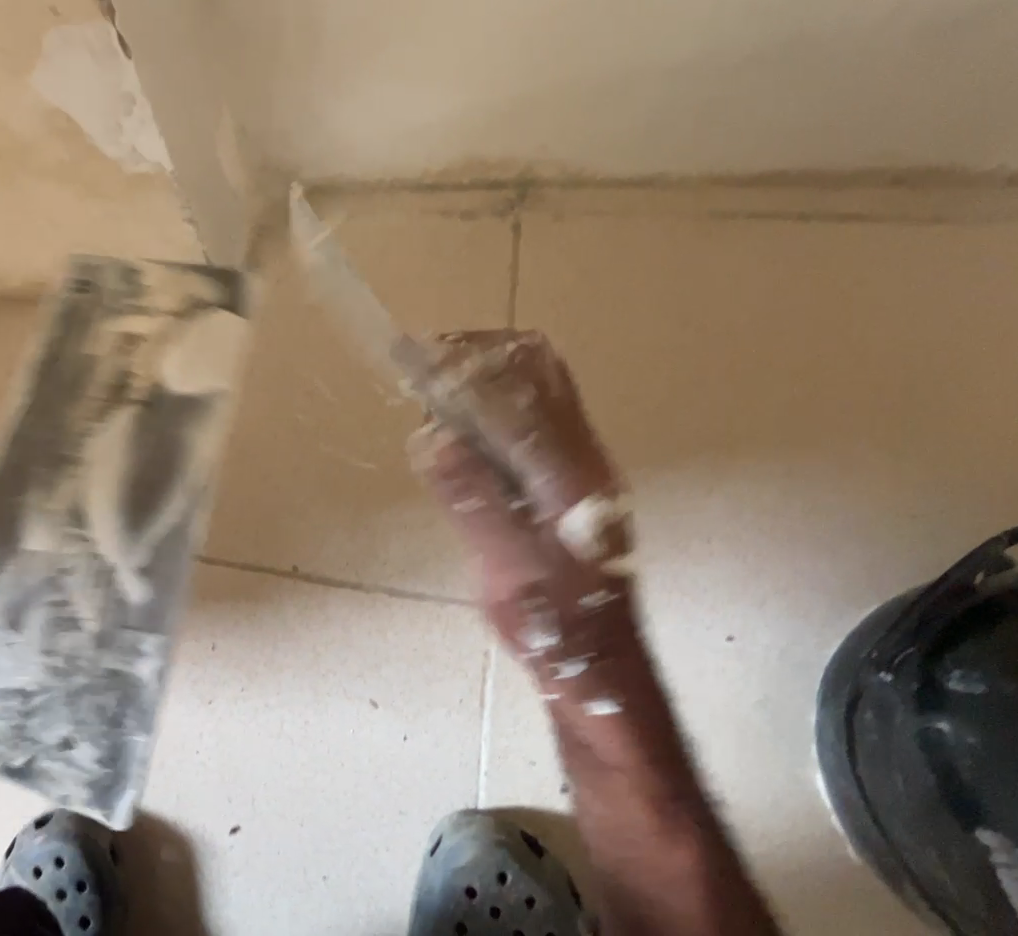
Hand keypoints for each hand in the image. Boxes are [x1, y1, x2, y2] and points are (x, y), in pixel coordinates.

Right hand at [409, 331, 641, 700]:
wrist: (596, 660)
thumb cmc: (555, 621)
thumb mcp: (509, 566)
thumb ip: (474, 502)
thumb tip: (431, 440)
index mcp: (571, 470)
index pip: (526, 386)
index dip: (471, 363)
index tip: (421, 361)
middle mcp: (578, 455)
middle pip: (538, 370)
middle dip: (476, 357)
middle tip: (423, 371)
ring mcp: (572, 464)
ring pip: (531, 391)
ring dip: (478, 381)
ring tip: (430, 397)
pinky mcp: (558, 480)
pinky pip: (522, 421)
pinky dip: (483, 409)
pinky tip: (452, 433)